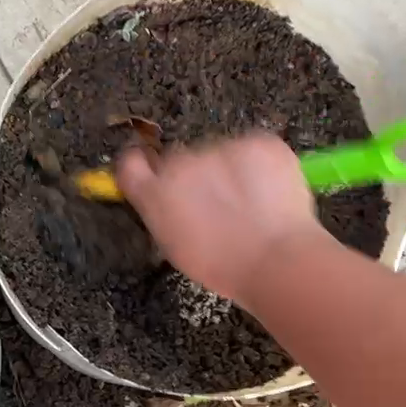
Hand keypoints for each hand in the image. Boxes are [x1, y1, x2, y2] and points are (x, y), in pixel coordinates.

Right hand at [114, 133, 328, 303]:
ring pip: (219, 152)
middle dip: (194, 174)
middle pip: (180, 158)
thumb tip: (169, 199)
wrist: (275, 259)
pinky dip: (260, 164)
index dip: (142, 166)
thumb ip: (162, 213)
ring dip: (229, 169)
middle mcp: (179, 164)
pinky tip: (268, 191)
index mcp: (155, 194)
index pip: (131, 164)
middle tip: (218, 204)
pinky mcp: (256, 141)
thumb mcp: (174, 246)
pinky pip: (253, 146)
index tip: (154, 174)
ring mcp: (219, 148)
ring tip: (251, 203)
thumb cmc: (222, 265)